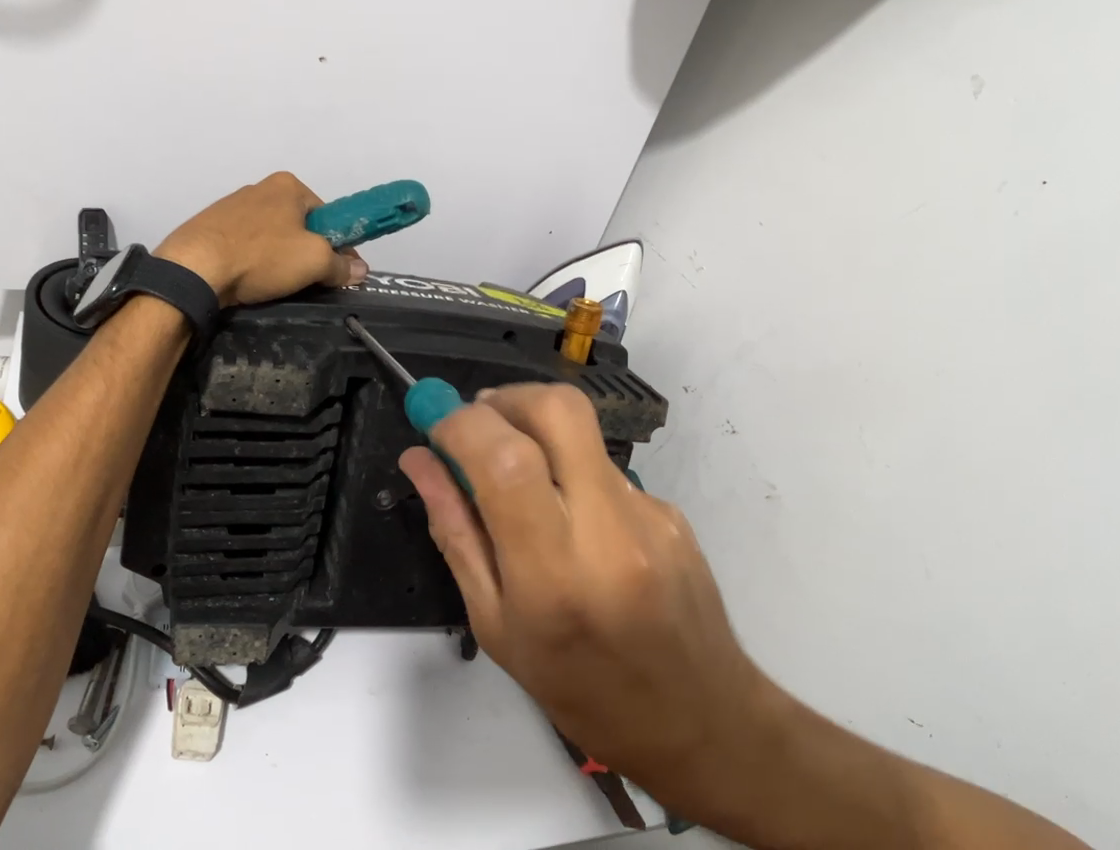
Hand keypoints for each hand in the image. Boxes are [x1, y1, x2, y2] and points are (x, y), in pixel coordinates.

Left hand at [156, 172, 367, 307]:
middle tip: (310, 281)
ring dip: (279, 259)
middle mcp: (259, 188)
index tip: (341, 271)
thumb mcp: (314, 261)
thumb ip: (341, 265)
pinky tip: (250, 281)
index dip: (339, 244)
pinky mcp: (209, 228)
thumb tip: (360, 269)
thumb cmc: (261, 257)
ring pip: (270, 237)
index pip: (327, 215)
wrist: (194, 269)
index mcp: (288, 185)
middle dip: (307, 252)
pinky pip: (244, 246)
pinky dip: (253, 263)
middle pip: (298, 225)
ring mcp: (230, 207)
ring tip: (277, 286)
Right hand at [399, 384, 771, 816]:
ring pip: (583, 435)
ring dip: (538, 438)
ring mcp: (650, 514)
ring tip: (524, 492)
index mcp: (554, 573)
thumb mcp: (495, 625)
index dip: (461, 424)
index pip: (505, 458)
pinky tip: (573, 528)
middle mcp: (608, 530)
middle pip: (559, 410)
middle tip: (479, 424)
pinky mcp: (672, 511)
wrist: (698, 721)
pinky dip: (573, 476)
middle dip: (506, 399)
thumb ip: (455, 533)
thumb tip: (421, 460)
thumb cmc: (579, 689)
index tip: (434, 422)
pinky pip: (606, 469)